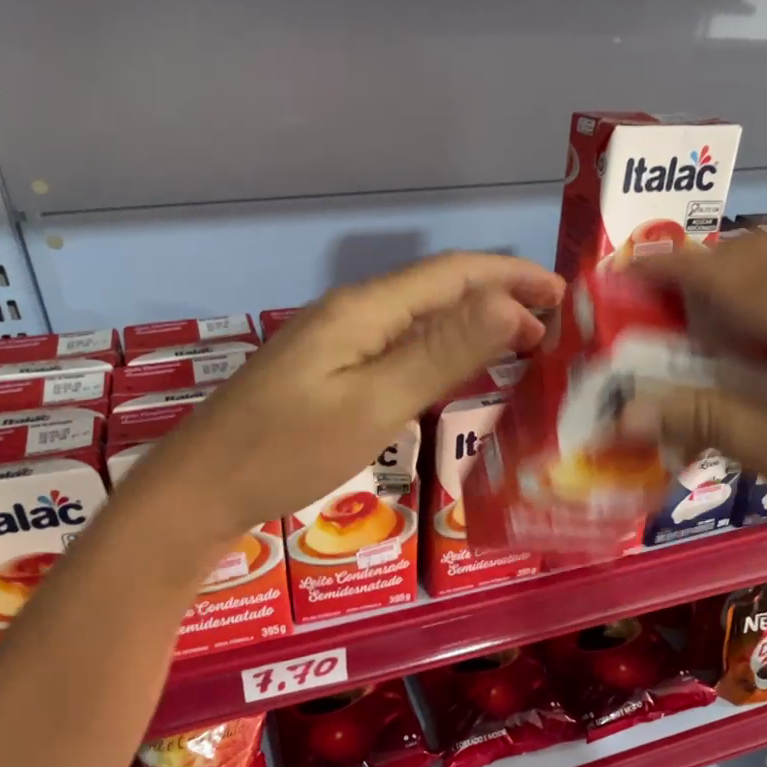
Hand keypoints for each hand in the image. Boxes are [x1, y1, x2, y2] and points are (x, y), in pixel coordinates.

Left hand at [135, 252, 564, 540]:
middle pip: (438, 292)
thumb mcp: (373, 404)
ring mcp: (334, 345)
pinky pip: (398, 350)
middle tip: (555, 332)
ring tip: (522, 350)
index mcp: (364, 311)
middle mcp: (351, 316)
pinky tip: (455, 377)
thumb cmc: (286, 452)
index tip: (566, 295)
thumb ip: (441, 353)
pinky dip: (440, 355)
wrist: (200, 492)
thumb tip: (509, 305)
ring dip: (473, 328)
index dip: (512, 277)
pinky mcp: (326, 375)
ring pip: (419, 322)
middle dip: (500, 301)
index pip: (453, 274)